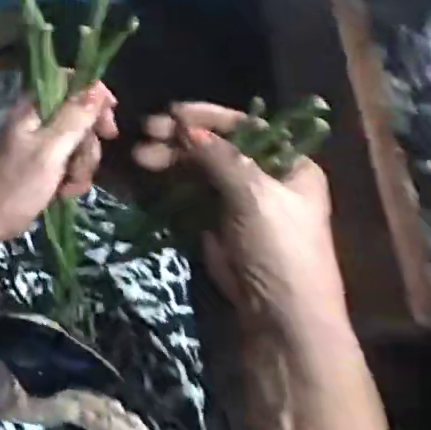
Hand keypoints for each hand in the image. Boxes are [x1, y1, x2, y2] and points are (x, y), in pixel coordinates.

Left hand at [0, 82, 118, 243]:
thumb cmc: (15, 183)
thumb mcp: (50, 150)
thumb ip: (73, 119)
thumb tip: (96, 88)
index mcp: (33, 107)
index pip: (69, 81)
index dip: (92, 95)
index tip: (108, 119)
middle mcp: (38, 119)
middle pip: (81, 115)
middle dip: (89, 141)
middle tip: (84, 161)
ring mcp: (41, 142)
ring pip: (80, 142)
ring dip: (82, 166)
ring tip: (68, 184)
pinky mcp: (44, 164)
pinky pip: (72, 163)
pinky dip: (73, 178)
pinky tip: (64, 193)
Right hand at [133, 103, 348, 333]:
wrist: (279, 316)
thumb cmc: (279, 249)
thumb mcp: (254, 196)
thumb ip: (219, 157)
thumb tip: (185, 126)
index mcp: (290, 165)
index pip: (247, 126)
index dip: (209, 116)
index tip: (173, 113)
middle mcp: (264, 175)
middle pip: (217, 143)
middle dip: (180, 136)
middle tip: (146, 131)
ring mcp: (238, 197)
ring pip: (197, 164)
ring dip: (169, 156)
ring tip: (140, 157)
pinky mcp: (215, 217)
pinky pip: (188, 187)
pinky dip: (168, 177)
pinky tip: (148, 171)